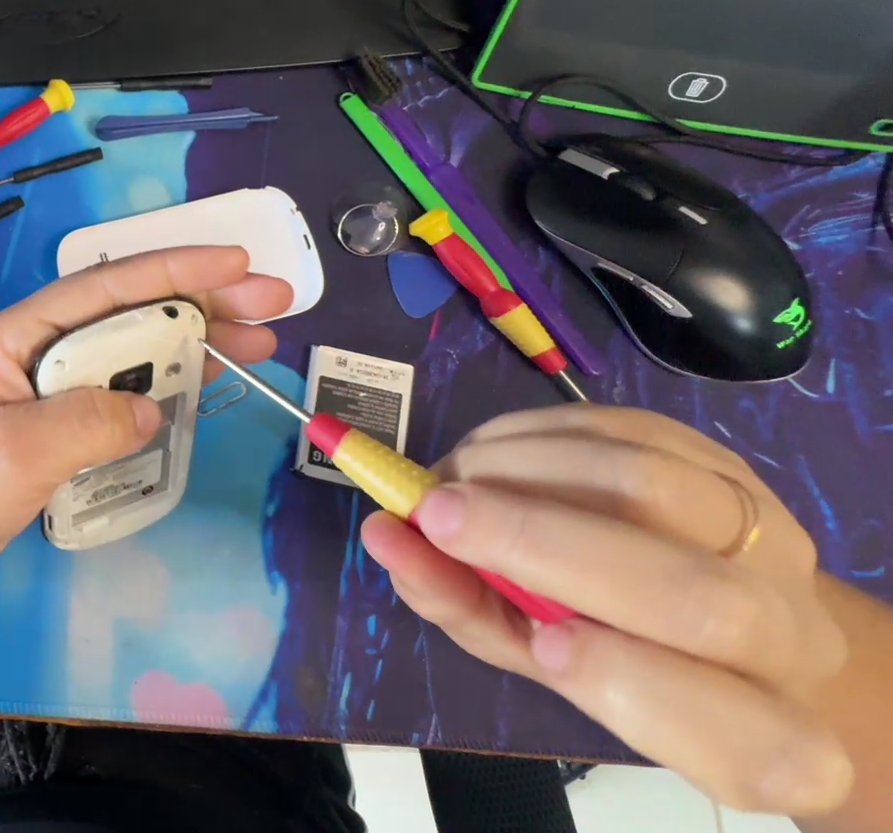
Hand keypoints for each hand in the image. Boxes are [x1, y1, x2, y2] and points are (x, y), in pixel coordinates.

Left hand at [0, 246, 292, 584]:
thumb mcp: (19, 451)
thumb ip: (89, 422)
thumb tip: (150, 406)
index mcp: (15, 334)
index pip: (102, 288)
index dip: (172, 270)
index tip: (235, 264)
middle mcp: (34, 346)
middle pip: (125, 312)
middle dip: (198, 303)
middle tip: (272, 303)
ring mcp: (47, 381)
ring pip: (129, 348)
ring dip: (190, 342)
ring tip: (258, 342)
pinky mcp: (57, 416)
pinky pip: (119, 388)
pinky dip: (164, 382)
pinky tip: (206, 378)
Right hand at [361, 405, 851, 814]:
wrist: (695, 597)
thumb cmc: (596, 641)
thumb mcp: (516, 646)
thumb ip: (452, 600)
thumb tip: (383, 532)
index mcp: (756, 732)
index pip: (745, 742)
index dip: (635, 688)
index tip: (540, 644)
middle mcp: (788, 635)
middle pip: (695, 596)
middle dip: (540, 541)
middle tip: (436, 514)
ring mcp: (765, 533)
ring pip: (644, 483)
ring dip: (516, 468)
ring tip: (452, 481)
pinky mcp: (723, 461)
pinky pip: (621, 430)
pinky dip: (529, 435)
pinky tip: (489, 455)